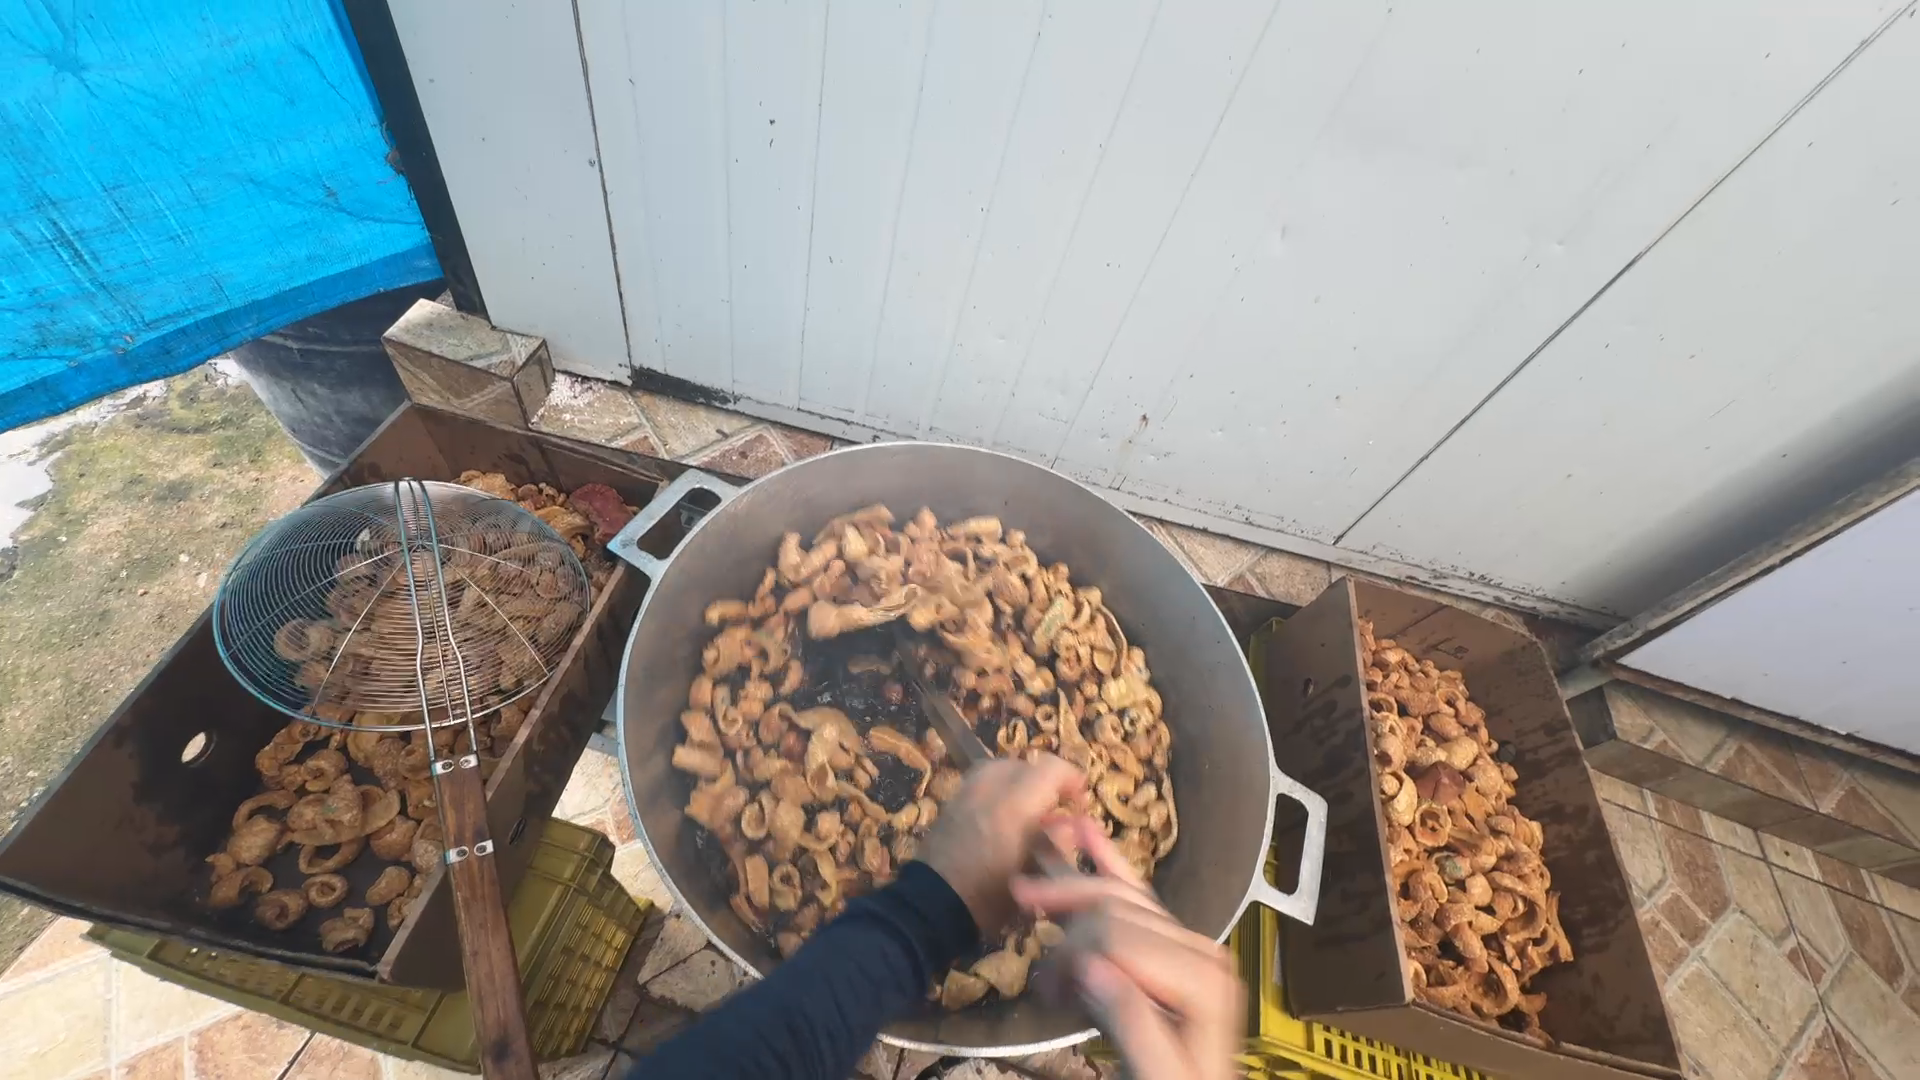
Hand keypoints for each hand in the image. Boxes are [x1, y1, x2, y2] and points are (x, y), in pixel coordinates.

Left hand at [916, 754, 1084, 933]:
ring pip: (1000, 766)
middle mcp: (990, 788)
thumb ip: (1054, 843)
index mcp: (1014, 806)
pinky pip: (981, 779)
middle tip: (1056, 806)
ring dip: (1020, 780)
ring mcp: (967, 791)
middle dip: (1045, 780)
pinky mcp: (951, 800)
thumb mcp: (1032, 876)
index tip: (1080, 800)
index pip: (1051, 769)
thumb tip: (1070, 824)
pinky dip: (998, 787)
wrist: (930, 905)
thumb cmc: (988, 898)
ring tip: (1029, 806)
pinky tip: (1003, 812)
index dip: (1071, 779)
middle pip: (1025, 764)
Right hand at [1013, 817, 1241, 1079]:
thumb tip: (1088, 966)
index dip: (1073, 954)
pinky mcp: (1171, 941)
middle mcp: (1200, 947)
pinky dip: (1106, 860)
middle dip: (1068, 934)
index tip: (1045, 990)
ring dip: (1069, 891)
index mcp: (1203, 978)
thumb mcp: (1160, 1077)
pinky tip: (1085, 828)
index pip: (1119, 936)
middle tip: (1041, 979)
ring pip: (1116, 894)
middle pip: (1115, 910)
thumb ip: (1132, 1023)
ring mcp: (1186, 939)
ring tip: (1027, 893)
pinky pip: (1134, 892)